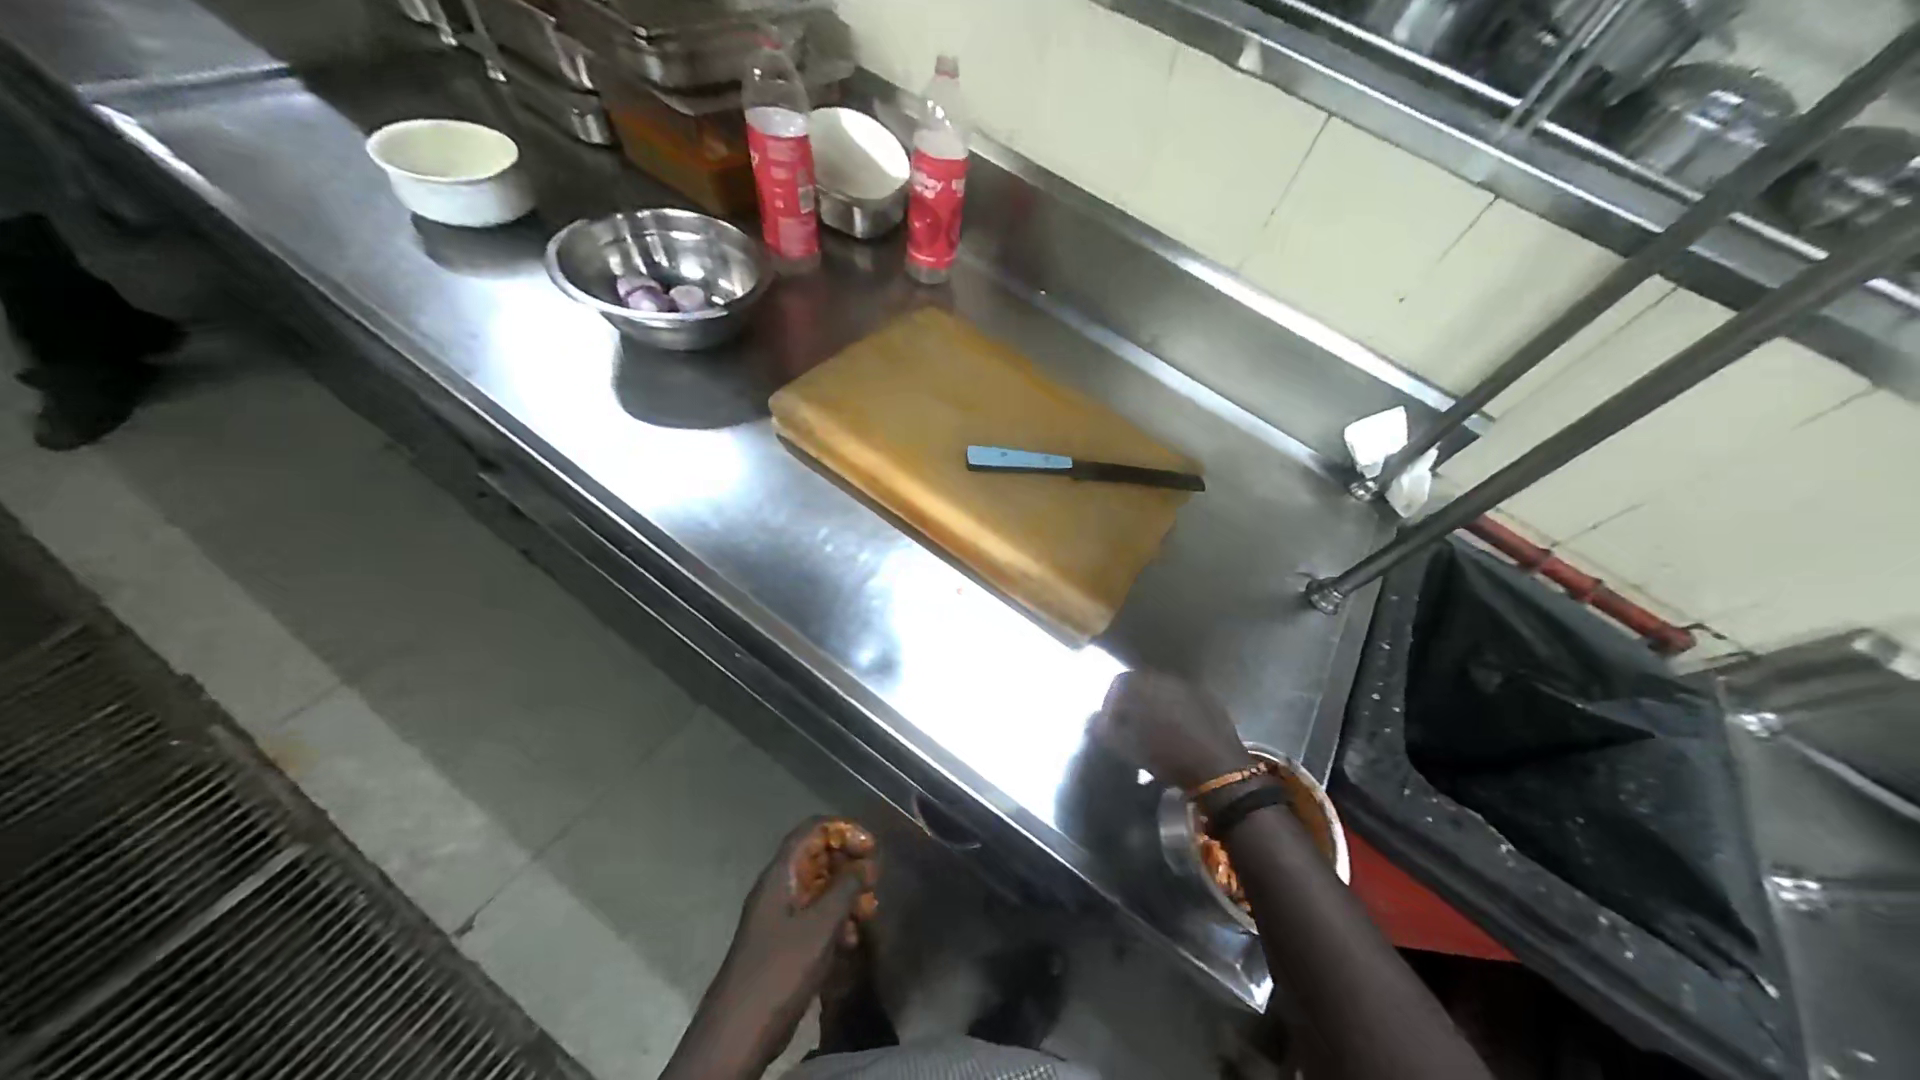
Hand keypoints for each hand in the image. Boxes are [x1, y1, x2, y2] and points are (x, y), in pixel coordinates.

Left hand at [705, 818, 878, 1067]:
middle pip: (818, 857)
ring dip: (846, 895)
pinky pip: (815, 917)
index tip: (869, 849)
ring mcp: (780, 915)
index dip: (844, 831)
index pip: (813, 830)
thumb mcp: (820, 925)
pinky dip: (836, 921)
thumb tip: (863, 864)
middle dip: (849, 864)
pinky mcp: (784, 942)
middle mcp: (779, 887)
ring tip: (868, 913)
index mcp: (781, 874)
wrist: (739, 1032)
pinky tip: (851, 940)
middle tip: (874, 882)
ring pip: (819, 888)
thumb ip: (845, 889)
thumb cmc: (781, 968)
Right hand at [1094, 671, 1250, 791]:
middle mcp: (1165, 678)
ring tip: (1157, 733)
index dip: (1111, 704)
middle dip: (1135, 704)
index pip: (1117, 684)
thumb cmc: (1164, 755)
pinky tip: (1181, 735)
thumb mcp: (1123, 746)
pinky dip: (1179, 714)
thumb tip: (1096, 720)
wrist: (1216, 768)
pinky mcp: (1211, 701)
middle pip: (1143, 685)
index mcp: (1142, 684)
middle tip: (1132, 729)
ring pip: (1165, 693)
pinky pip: (1187, 702)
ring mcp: (1191, 688)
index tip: (1110, 725)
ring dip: (1158, 708)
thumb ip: (1103, 729)